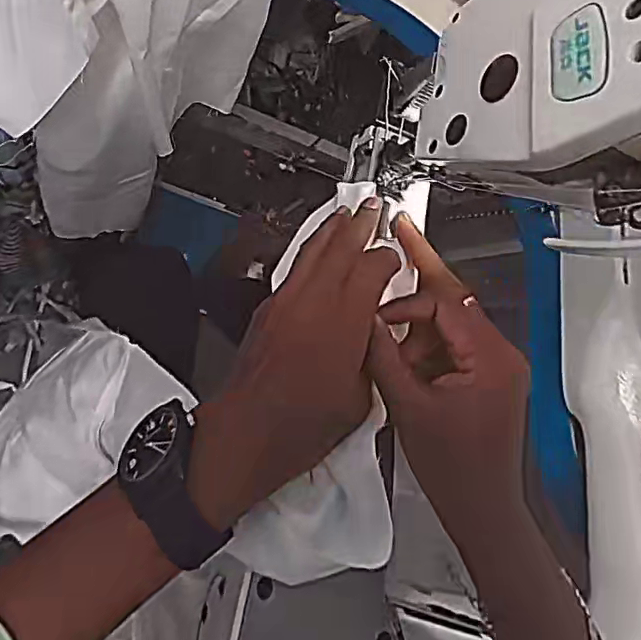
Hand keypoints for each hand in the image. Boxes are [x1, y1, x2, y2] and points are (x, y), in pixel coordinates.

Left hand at [190, 200, 398, 526]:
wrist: (246, 432)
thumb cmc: (301, 425)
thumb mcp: (360, 396)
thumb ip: (372, 354)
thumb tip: (375, 334)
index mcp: (345, 321)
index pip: (372, 268)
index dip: (388, 258)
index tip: (394, 258)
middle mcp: (315, 302)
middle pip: (342, 247)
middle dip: (361, 224)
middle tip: (372, 207)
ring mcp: (289, 301)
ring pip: (314, 250)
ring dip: (333, 229)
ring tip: (345, 214)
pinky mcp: (269, 307)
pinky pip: (296, 265)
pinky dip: (311, 249)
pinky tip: (317, 248)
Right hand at [365, 214, 530, 526]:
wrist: (484, 512)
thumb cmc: (457, 473)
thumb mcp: (409, 407)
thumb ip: (385, 355)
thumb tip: (368, 319)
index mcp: (490, 358)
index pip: (446, 302)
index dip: (408, 297)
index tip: (383, 302)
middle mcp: (501, 354)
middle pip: (454, 300)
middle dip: (422, 273)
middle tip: (402, 231)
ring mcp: (497, 364)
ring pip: (451, 321)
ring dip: (418, 326)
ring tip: (393, 352)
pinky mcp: (489, 375)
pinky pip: (454, 343)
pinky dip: (426, 345)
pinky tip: (405, 361)